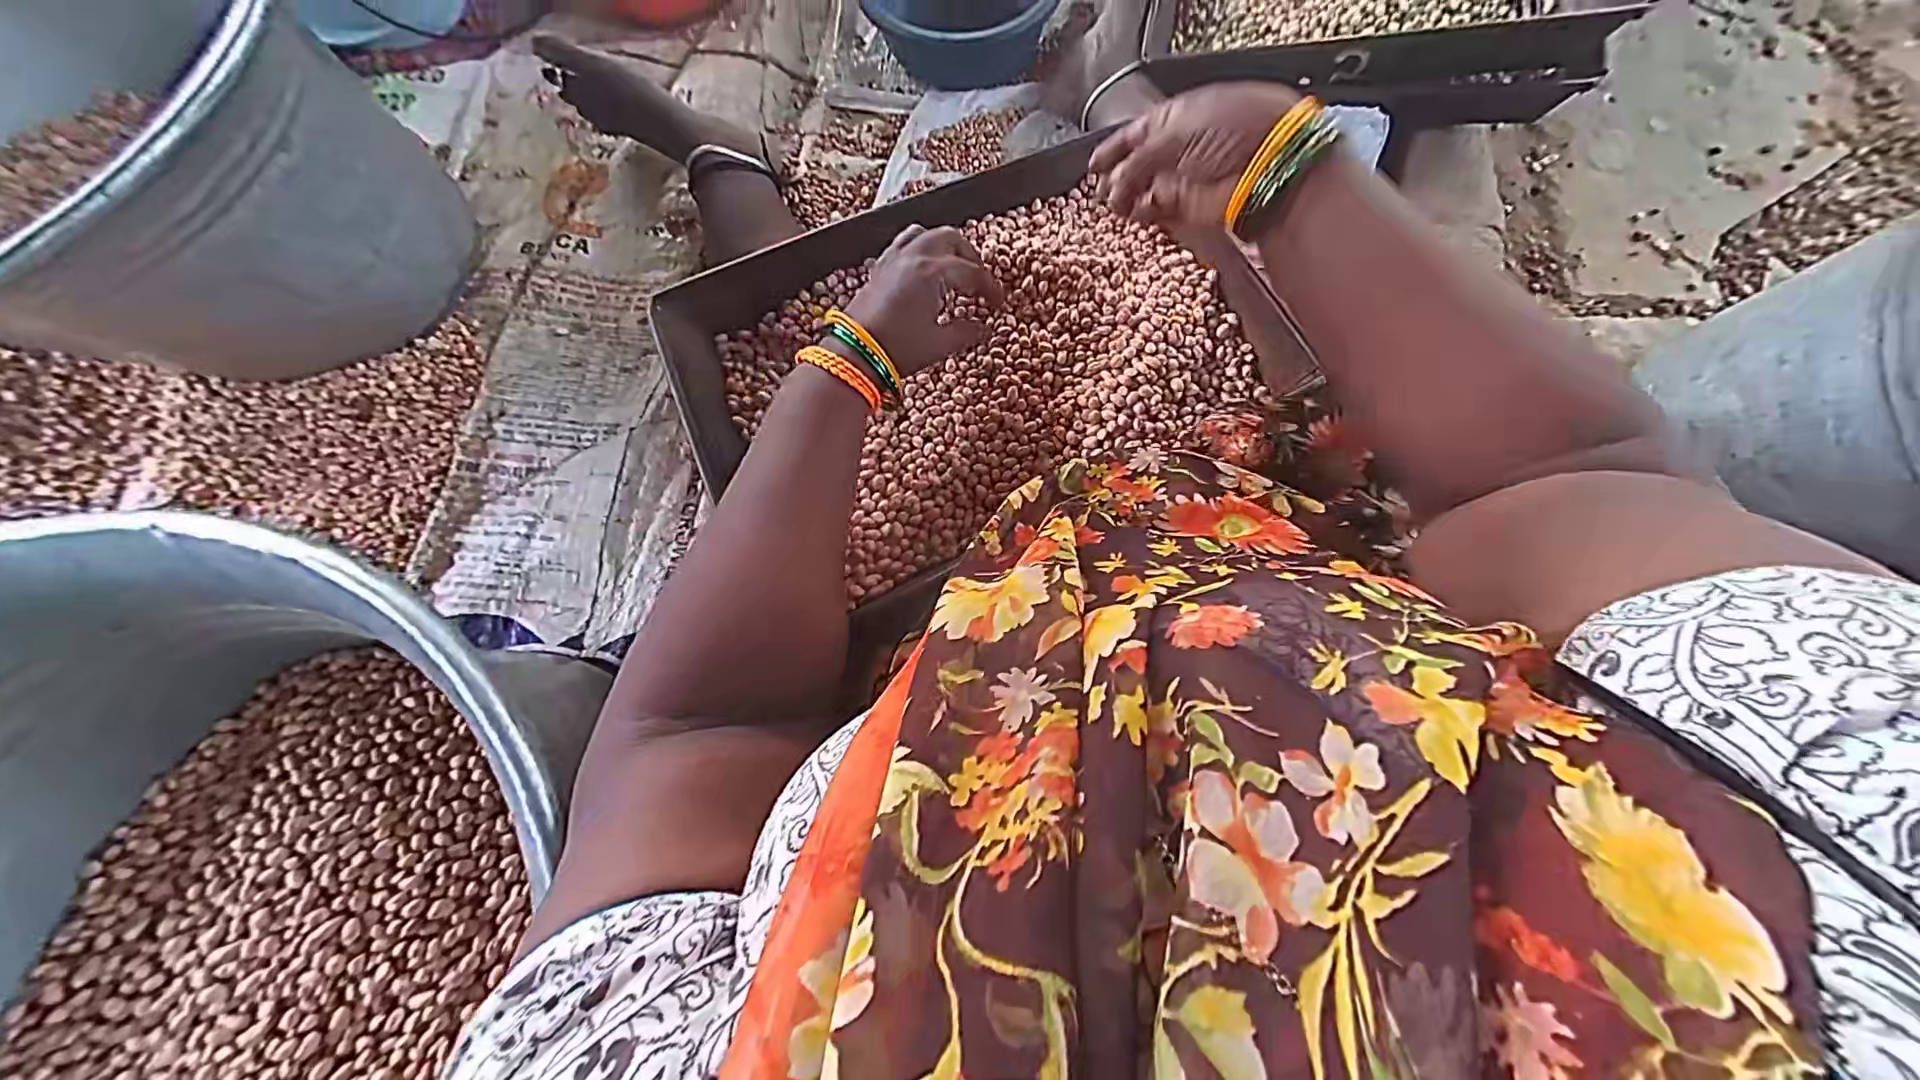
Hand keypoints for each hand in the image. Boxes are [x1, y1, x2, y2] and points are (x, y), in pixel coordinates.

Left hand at [842, 225, 1004, 377]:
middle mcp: (914, 256)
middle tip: (979, 282)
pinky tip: (924, 269)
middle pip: (952, 240)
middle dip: (971, 258)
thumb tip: (983, 328)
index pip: (972, 273)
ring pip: (926, 234)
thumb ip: (966, 332)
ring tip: (954, 267)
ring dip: (945, 246)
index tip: (998, 303)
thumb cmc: (897, 349)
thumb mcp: (939, 344)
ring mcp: (894, 258)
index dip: (990, 288)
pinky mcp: (879, 267)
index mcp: (933, 272)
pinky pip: (904, 243)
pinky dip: (920, 249)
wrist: (855, 354)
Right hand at [1089, 83, 1302, 227]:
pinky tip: (1131, 213)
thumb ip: (1137, 159)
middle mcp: (1177, 147)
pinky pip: (1154, 210)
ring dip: (1123, 197)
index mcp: (1175, 117)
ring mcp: (1181, 177)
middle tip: (1099, 189)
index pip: (1134, 134)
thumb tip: (1113, 182)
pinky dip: (1139, 213)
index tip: (1093, 165)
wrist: (1266, 165)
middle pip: (1134, 164)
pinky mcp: (1186, 205)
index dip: (1111, 150)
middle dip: (1114, 177)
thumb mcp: (1175, 132)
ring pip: (1140, 189)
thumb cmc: (1233, 131)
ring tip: (1112, 204)